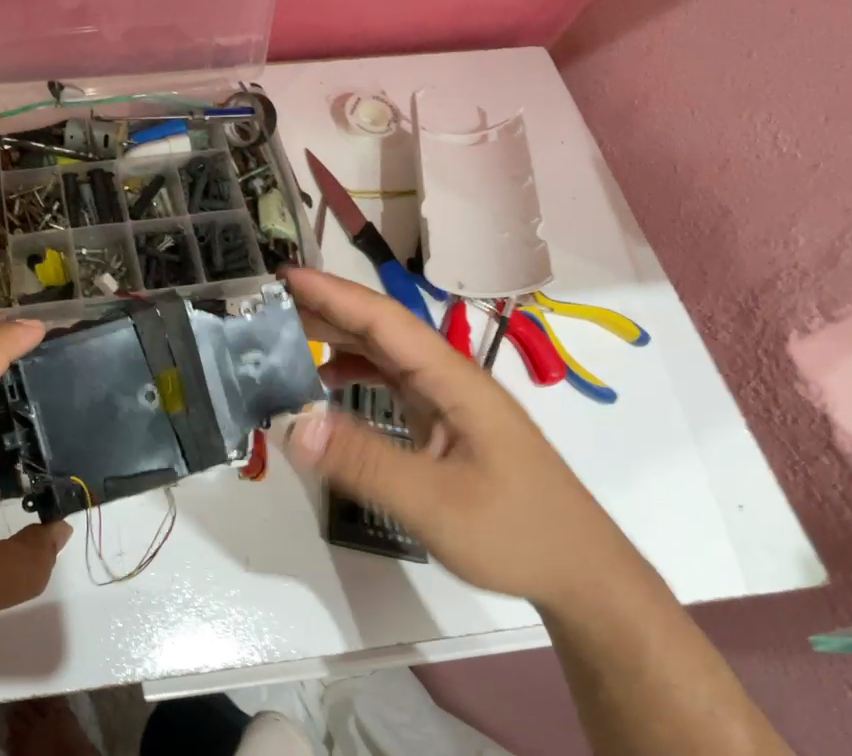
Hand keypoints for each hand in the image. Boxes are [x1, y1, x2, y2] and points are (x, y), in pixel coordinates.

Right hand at [282, 268, 646, 608]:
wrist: (585, 575)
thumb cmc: (517, 534)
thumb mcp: (434, 503)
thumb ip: (363, 462)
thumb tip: (292, 423)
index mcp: (454, 381)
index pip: (384, 320)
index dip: (332, 294)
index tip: (282, 276)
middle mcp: (452, 380)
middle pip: (383, 329)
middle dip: (326, 310)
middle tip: (267, 305)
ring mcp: (452, 402)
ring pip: (387, 354)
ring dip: (339, 339)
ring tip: (286, 337)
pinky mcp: (448, 426)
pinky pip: (394, 383)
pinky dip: (355, 374)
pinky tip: (328, 384)